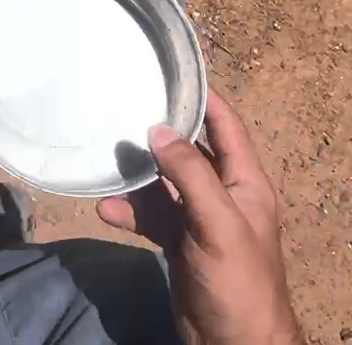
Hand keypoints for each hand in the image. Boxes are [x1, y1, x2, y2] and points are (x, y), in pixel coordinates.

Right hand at [96, 93, 299, 344]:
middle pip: (187, 149)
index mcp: (245, 183)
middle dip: (154, 132)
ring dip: (135, 176)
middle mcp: (222, 193)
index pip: (225, 124)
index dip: (202, 95)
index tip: (168, 69)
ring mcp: (198, 217)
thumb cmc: (238, 282)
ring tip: (106, 166)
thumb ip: (190, 174)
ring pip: (162, 180)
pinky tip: (108, 210)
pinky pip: (149, 213)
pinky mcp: (178, 239)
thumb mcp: (218, 224)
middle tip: (119, 106)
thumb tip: (157, 127)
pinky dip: (129, 210)